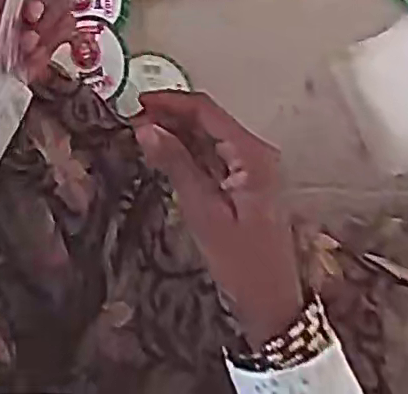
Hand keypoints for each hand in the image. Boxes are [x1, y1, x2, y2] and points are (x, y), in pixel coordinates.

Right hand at [132, 91, 303, 348]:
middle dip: (171, 116)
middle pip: (208, 120)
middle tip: (134, 120)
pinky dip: (188, 150)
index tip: (139, 102)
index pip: (206, 112)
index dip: (171, 102)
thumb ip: (176, 164)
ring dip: (177, 131)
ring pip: (208, 135)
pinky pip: (213, 153)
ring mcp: (252, 164)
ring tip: (143, 132)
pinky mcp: (245, 179)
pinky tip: (164, 151)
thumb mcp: (204, 212)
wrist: (273, 306)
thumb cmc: (241, 263)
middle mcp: (255, 151)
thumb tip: (146, 128)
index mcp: (252, 153)